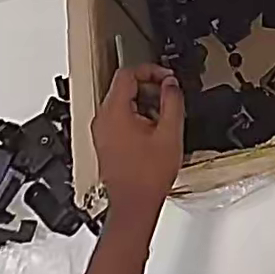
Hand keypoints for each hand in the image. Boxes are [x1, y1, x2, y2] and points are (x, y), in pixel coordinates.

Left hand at [91, 64, 184, 216]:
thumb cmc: (148, 174)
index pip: (127, 75)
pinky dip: (138, 116)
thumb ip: (172, 102)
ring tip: (165, 118)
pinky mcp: (106, 141)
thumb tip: (171, 84)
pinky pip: (121, 118)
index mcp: (115, 113)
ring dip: (146, 103)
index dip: (150, 71)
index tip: (167, 78)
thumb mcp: (170, 132)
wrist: (135, 203)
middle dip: (150, 88)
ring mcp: (102, 131)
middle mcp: (103, 119)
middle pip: (123, 87)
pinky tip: (155, 131)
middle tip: (170, 96)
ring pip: (123, 102)